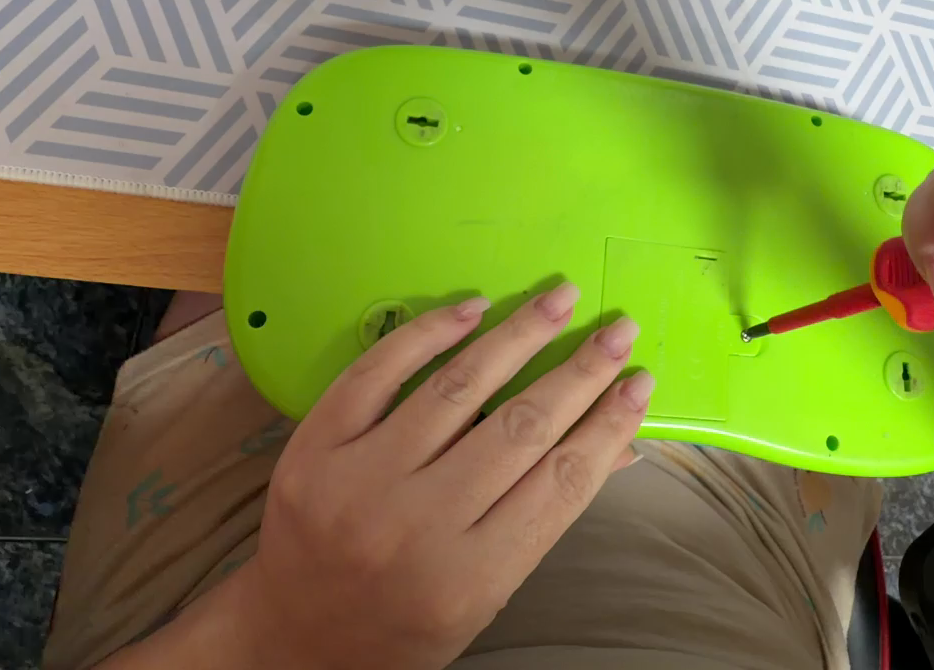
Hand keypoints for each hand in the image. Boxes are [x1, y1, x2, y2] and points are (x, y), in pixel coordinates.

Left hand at [243, 284, 650, 669]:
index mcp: (470, 577)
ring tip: (561, 298)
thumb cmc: (406, 621)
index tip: (640, 380)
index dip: (607, 424)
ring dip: (520, 334)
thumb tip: (622, 443)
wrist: (293, 641)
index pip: (561, 482)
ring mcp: (359, 480)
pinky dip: (430, 332)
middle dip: (581, 370)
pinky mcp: (316, 446)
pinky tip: (474, 308)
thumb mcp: (487, 591)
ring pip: (458, 387)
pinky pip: (379, 371)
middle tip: (619, 327)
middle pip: (521, 427)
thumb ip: (548, 513)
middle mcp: (415, 526)